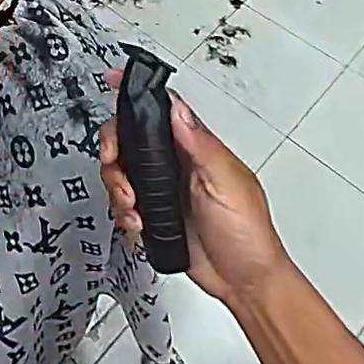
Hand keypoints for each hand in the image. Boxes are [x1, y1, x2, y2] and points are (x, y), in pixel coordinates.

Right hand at [98, 73, 292, 304]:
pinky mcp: (154, 211)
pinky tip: (137, 221)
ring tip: (133, 205)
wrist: (244, 282)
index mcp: (196, 146)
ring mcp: (163, 187)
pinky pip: (124, 201)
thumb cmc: (248, 233)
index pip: (162, 107)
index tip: (114, 80)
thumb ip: (201, 145)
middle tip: (115, 164)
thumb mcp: (227, 183)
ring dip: (117, 185)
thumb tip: (178, 109)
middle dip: (114, 148)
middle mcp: (177, 161)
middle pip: (130, 137)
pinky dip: (122, 210)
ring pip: (122, 169)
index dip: (136, 93)